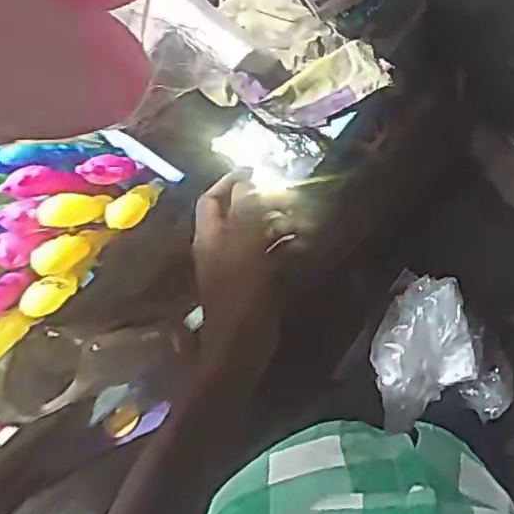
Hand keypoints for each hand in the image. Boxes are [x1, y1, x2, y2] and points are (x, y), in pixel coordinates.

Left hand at [191, 170, 291, 381]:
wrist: (241, 344)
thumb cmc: (241, 290)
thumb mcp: (245, 242)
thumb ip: (247, 209)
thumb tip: (250, 180)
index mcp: (210, 235)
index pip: (212, 198)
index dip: (230, 180)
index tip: (256, 168)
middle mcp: (219, 247)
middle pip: (238, 214)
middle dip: (264, 202)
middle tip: (289, 196)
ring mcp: (236, 266)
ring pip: (257, 234)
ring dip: (279, 224)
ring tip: (303, 220)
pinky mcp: (253, 283)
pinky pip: (269, 256)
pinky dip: (285, 248)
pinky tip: (304, 247)